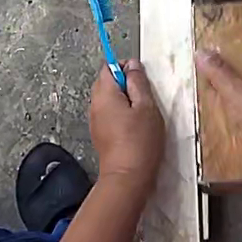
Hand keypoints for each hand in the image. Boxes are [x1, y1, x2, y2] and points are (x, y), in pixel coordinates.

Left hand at [88, 60, 163, 187]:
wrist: (128, 176)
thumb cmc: (140, 140)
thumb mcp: (147, 107)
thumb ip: (139, 83)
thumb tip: (133, 65)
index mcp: (104, 95)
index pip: (109, 68)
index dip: (126, 67)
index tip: (143, 78)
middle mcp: (95, 105)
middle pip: (106, 82)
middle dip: (125, 83)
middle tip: (146, 95)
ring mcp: (96, 121)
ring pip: (109, 99)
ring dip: (125, 99)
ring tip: (143, 112)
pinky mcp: (101, 134)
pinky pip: (109, 113)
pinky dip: (122, 112)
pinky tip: (136, 125)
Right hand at [195, 49, 241, 176]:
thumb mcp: (235, 88)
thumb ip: (218, 72)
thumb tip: (201, 51)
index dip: (236, 58)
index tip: (216, 59)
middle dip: (230, 89)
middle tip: (204, 89)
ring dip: (232, 114)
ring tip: (206, 114)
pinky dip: (237, 135)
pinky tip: (220, 137)